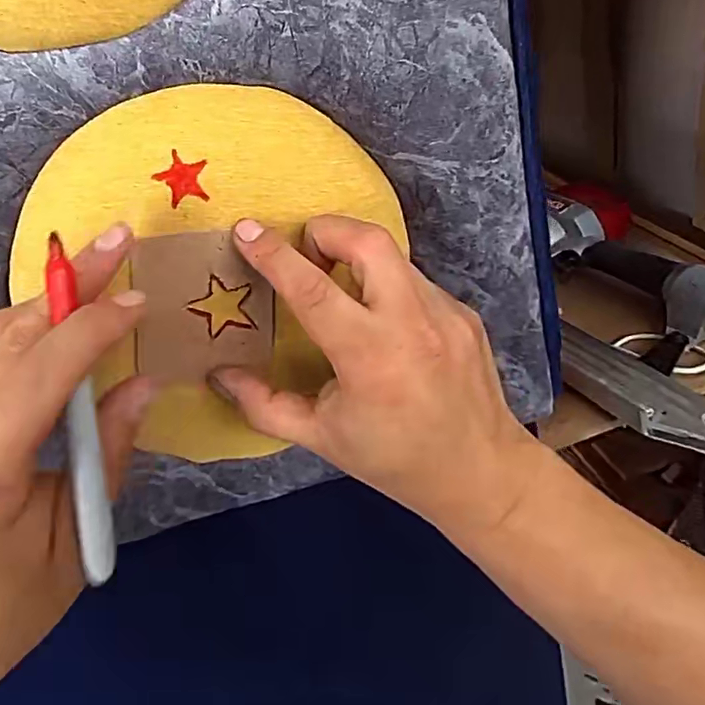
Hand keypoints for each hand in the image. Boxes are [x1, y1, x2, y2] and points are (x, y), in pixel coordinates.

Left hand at [0, 223, 152, 703]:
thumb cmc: (5, 613)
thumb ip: (106, 455)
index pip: (39, 375)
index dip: (93, 329)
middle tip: (117, 243)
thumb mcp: (74, 544)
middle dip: (69, 286)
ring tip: (93, 273)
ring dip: (45, 301)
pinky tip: (56, 325)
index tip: (139, 300)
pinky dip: (22, 331)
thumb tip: (142, 382)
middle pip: (7, 338)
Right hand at [211, 216, 541, 529]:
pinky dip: (385, 285)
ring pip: (392, 255)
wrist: (484, 474)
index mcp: (370, 357)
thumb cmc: (395, 460)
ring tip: (340, 289)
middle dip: (326, 230)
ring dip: (355, 257)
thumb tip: (219, 374)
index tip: (246, 230)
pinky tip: (383, 323)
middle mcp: (413, 323)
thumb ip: (264, 405)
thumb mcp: (322, 438)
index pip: (313, 288)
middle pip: (367, 240)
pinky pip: (413, 279)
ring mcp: (446, 312)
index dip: (274, 254)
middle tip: (304, 253)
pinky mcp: (464, 312)